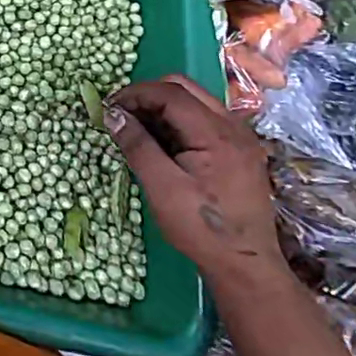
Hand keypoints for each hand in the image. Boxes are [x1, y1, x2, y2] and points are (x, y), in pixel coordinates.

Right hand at [104, 74, 285, 286]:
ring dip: (162, 107)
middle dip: (148, 95)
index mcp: (216, 134)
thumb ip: (137, 145)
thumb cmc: (201, 228)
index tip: (109, 108)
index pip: (171, 93)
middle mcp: (233, 127)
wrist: (246, 266)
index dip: (135, 94)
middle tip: (122, 115)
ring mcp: (240, 138)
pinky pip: (204, 119)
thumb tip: (113, 114)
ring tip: (138, 130)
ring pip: (195, 101)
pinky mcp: (239, 151)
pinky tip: (162, 143)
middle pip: (185, 88)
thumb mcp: (161, 187)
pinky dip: (178, 121)